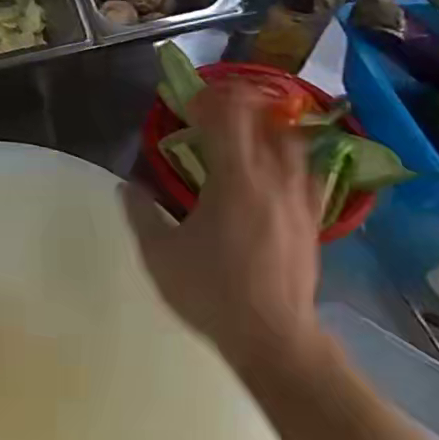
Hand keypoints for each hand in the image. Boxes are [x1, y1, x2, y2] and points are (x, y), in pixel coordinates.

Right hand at [121, 84, 327, 374]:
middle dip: (238, 104)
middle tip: (214, 110)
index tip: (189, 103)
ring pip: (292, 142)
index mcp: (234, 179)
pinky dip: (293, 157)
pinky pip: (309, 171)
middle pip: (263, 120)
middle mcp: (272, 178)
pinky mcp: (313, 218)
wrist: (273, 337)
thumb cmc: (212, 292)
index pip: (227, 118)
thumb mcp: (160, 255)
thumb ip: (140, 214)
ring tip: (248, 131)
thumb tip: (125, 186)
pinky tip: (280, 168)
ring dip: (268, 126)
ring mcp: (298, 197)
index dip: (207, 101)